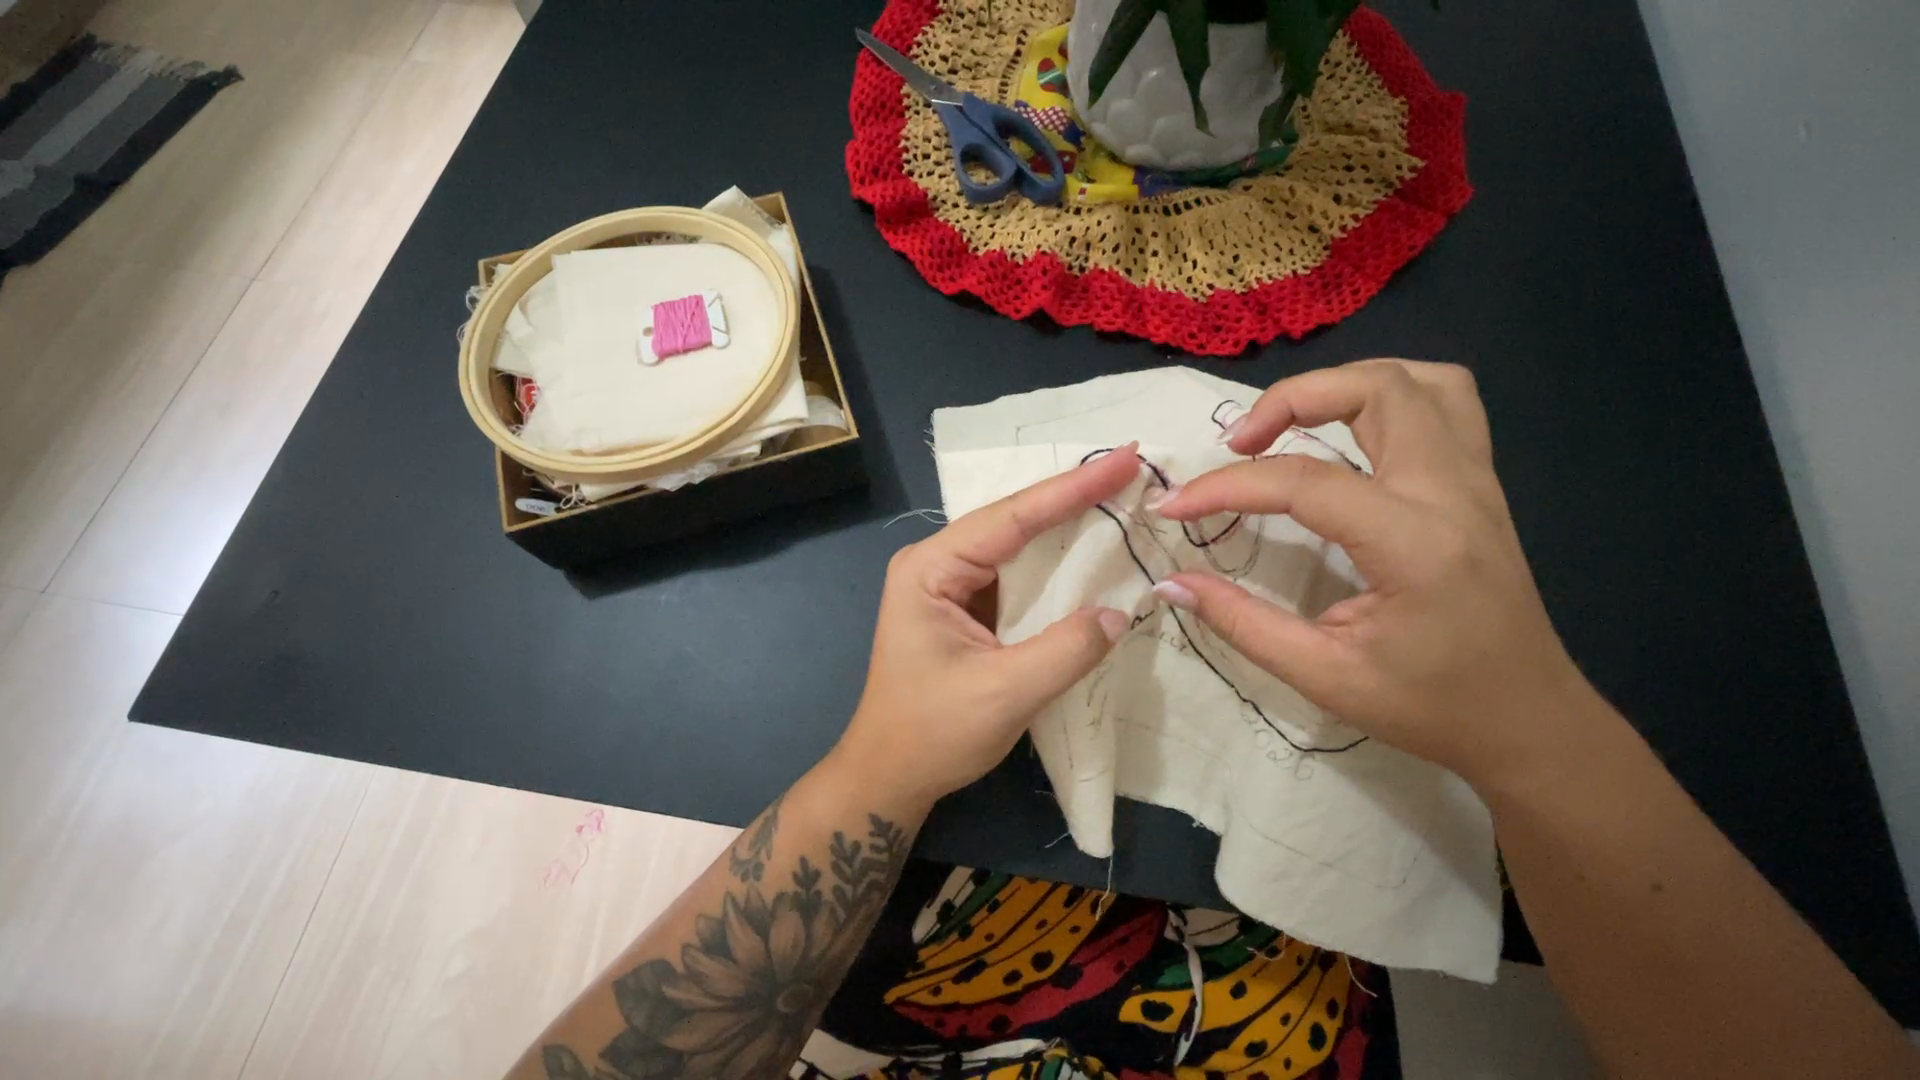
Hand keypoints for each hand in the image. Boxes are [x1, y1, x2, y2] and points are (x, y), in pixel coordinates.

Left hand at [837, 447, 1139, 807]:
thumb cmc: (932, 734)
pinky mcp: (967, 609)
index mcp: (930, 570)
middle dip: (1074, 498)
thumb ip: (1065, 650)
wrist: (891, 774)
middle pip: (1014, 521)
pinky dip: (1058, 567)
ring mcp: (950, 586)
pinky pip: (1019, 577)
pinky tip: (1094, 552)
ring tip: (1122, 497)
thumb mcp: (1004, 694)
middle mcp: (937, 565)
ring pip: (1019, 546)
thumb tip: (1119, 614)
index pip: (1011, 518)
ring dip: (1069, 528)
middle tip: (1132, 469)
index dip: (1072, 489)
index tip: (1124, 459)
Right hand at [1152, 360, 1594, 784]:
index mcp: (1413, 543)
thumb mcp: (1324, 676)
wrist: (1529, 722)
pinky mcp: (1481, 485)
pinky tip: (1351, 429)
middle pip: (1375, 389)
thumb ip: (1242, 622)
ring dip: (1344, 384)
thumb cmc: (1430, 707)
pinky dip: (1389, 394)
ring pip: (1420, 380)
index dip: (1225, 486)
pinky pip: (1445, 403)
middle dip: (1291, 398)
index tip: (1172, 506)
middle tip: (1238, 442)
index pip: (1304, 480)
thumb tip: (1172, 583)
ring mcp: (1476, 481)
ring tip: (1292, 422)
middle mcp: (1452, 492)